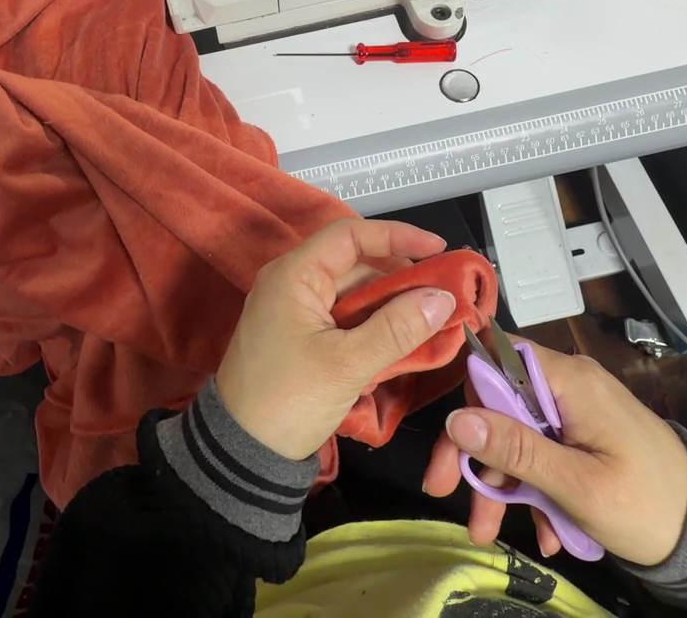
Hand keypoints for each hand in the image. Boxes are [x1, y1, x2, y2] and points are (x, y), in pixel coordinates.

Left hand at [216, 219, 457, 460]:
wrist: (242, 451)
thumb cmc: (288, 399)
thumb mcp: (347, 365)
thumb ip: (397, 329)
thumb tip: (443, 299)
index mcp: (294, 275)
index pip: (350, 236)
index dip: (396, 235)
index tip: (438, 248)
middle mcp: (293, 282)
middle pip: (356, 264)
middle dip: (401, 278)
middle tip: (444, 294)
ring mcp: (297, 310)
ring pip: (354, 294)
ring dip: (391, 306)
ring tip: (433, 320)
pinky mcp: (303, 335)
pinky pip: (346, 319)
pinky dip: (374, 327)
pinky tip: (403, 344)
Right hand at [421, 340, 686, 566]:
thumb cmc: (649, 506)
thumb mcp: (577, 486)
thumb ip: (515, 449)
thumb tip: (454, 418)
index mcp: (568, 380)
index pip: (494, 359)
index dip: (465, 398)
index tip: (448, 447)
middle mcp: (568, 382)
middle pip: (498, 401)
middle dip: (472, 452)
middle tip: (445, 492)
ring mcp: (576, 407)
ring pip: (515, 430)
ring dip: (500, 480)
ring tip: (488, 531)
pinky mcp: (583, 431)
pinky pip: (541, 446)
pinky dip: (531, 484)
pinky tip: (541, 528)